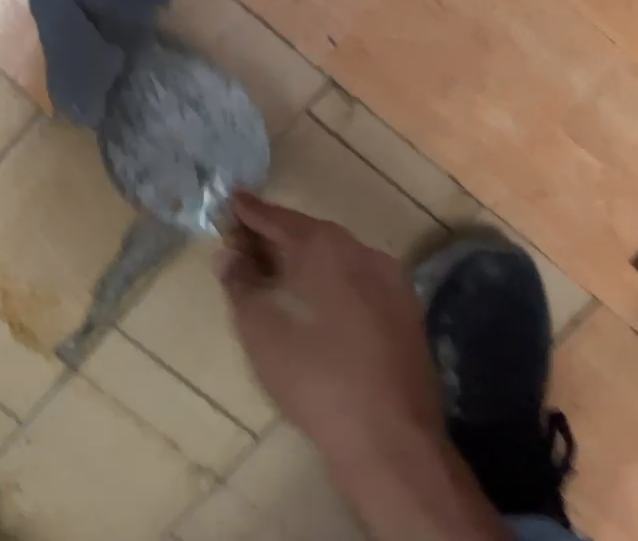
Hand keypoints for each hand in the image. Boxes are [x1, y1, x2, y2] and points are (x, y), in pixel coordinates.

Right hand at [217, 193, 511, 540]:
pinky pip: (359, 286)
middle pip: (309, 236)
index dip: (247, 211)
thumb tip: (228, 253)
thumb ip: (238, 279)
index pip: (274, 217)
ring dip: (307, 265)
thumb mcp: (256, 322)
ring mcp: (392, 283)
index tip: (230, 201)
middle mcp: (362, 251)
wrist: (388, 437)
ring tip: (279, 282)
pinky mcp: (408, 316)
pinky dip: (334, 288)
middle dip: (276, 240)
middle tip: (246, 248)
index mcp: (322, 244)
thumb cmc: (310, 370)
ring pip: (338, 261)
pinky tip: (319, 312)